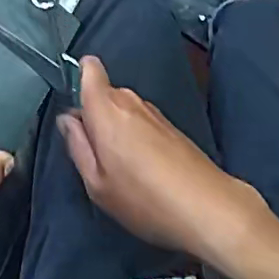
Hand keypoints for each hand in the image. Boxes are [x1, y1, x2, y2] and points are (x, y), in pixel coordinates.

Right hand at [57, 56, 278, 274]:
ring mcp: (154, 113)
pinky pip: (143, 123)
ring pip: (123, 110)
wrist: (211, 210)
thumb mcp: (96, 183)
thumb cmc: (146, 198)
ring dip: (119, 130)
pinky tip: (148, 172)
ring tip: (125, 168)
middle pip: (103, 94)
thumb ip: (76, 145)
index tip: (77, 111)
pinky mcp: (173, 127)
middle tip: (98, 154)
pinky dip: (139, 139)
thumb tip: (68, 121)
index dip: (78, 80)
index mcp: (106, 107)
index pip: (89, 68)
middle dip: (96, 116)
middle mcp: (130, 100)